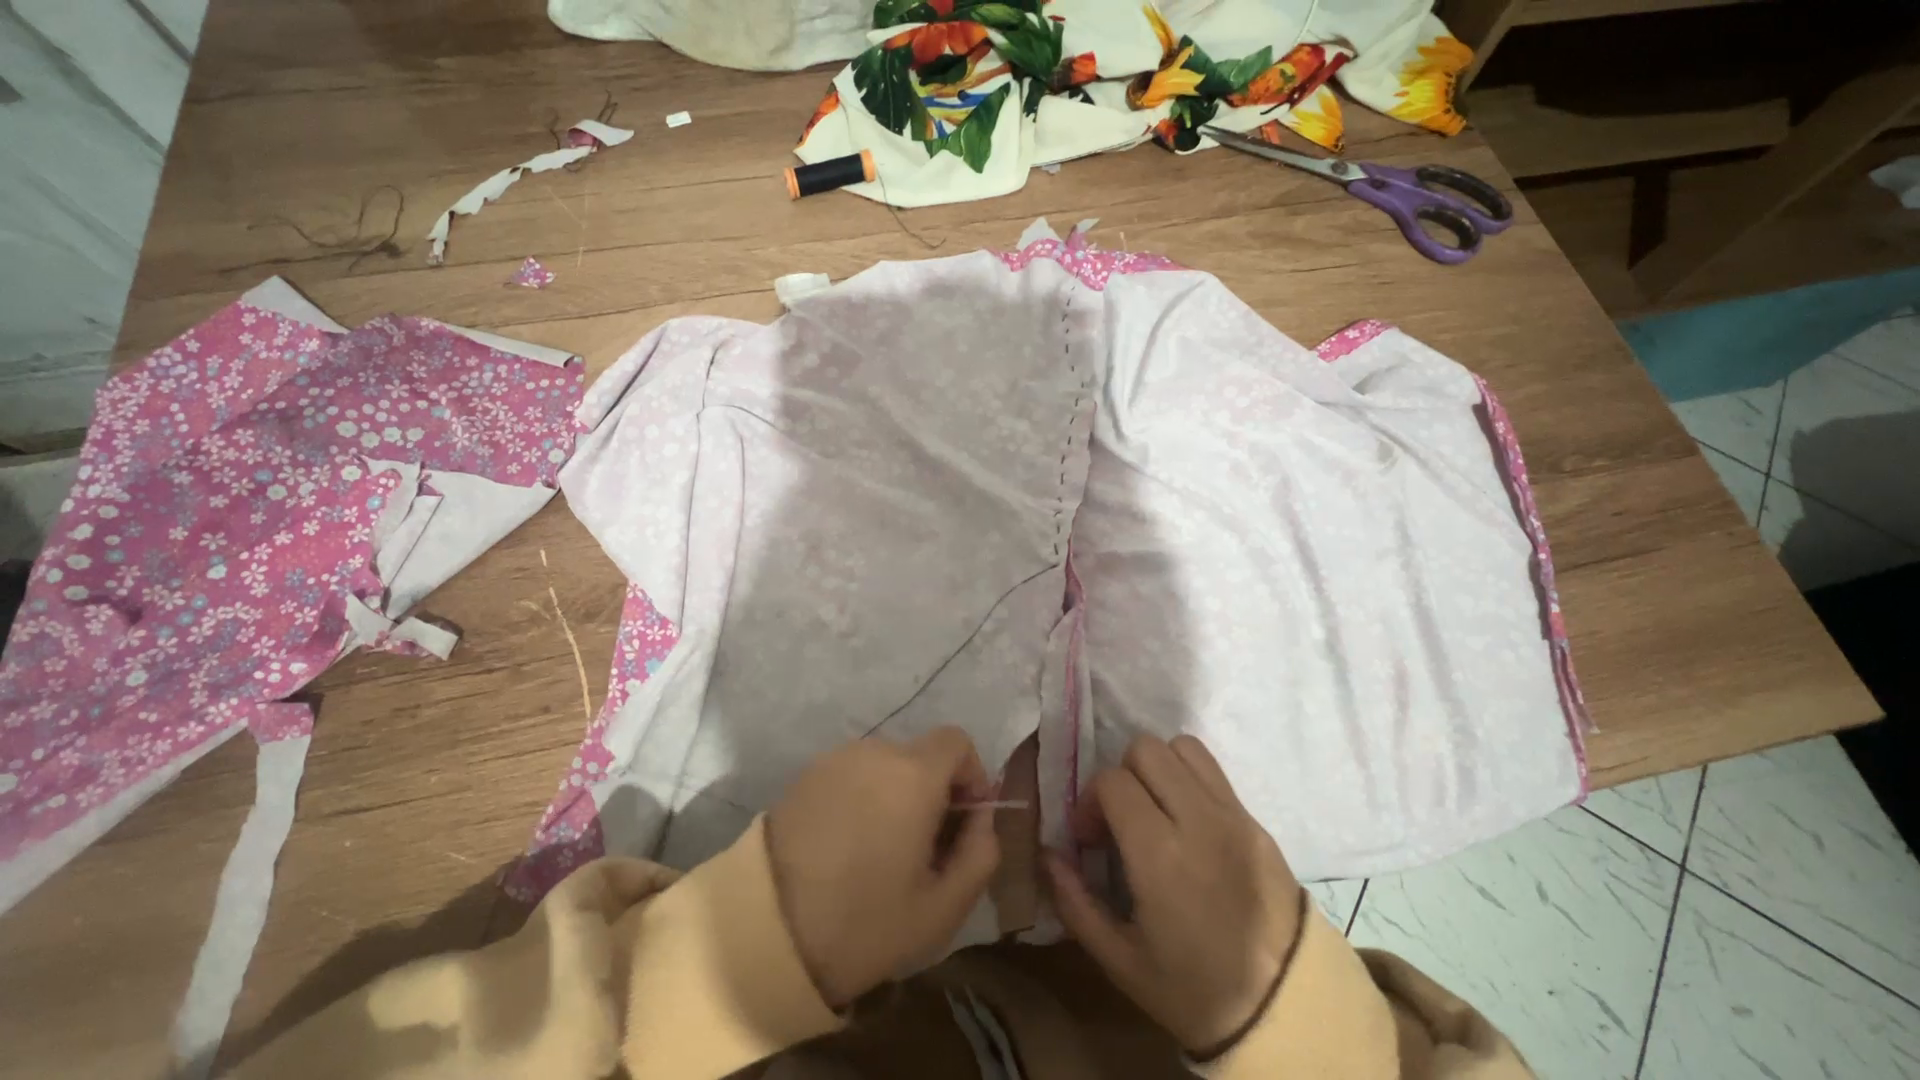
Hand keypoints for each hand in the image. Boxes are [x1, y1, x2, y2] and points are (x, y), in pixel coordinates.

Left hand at [766, 727, 1001, 1007]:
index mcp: (912, 775)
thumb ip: (982, 853)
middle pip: (919, 757)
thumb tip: (981, 818)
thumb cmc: (864, 923)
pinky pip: (850, 777)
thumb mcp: (944, 907)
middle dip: (933, 793)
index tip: (963, 822)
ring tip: (881, 853)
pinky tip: (847, 847)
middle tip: (924, 850)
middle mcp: (873, 752)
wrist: (763, 934)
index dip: (971, 776)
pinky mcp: (801, 778)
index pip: (957, 742)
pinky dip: (861, 800)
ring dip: (894, 797)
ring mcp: (831, 761)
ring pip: (883, 768)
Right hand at [1046, 735, 1304, 1057]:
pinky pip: (1214, 772)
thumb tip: (1048, 855)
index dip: (1089, 802)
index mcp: (1160, 855)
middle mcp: (1198, 821)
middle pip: (1147, 750)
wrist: (1285, 1007)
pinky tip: (1186, 823)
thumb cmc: (1193, 990)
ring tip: (1155, 812)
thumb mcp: (1119, 961)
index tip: (1090, 841)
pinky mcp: (1257, 821)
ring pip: (1183, 747)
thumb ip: (1074, 903)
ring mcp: (1233, 816)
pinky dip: (1189, 780)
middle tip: (1120, 821)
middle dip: (1121, 777)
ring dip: (1158, 770)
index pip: (1113, 781)